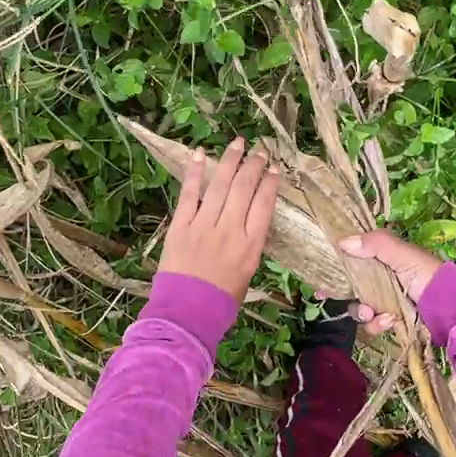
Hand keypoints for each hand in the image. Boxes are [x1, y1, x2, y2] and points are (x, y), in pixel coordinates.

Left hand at [157, 138, 279, 301]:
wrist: (187, 314)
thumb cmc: (221, 302)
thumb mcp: (247, 275)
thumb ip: (249, 246)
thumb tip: (248, 225)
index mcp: (251, 245)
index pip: (264, 204)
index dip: (270, 183)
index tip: (274, 168)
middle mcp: (230, 230)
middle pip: (244, 189)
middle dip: (253, 166)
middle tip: (258, 151)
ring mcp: (204, 225)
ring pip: (220, 185)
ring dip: (229, 161)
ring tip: (237, 142)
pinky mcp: (181, 226)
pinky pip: (189, 194)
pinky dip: (194, 172)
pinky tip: (200, 153)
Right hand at [335, 229, 445, 334]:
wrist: (452, 308)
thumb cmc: (428, 275)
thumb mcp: (403, 254)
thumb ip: (376, 244)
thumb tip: (343, 242)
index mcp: (383, 259)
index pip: (353, 259)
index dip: (336, 266)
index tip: (319, 272)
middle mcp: (381, 280)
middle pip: (350, 286)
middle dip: (340, 293)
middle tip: (325, 296)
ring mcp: (385, 301)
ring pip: (359, 307)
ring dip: (361, 311)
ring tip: (371, 313)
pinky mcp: (391, 321)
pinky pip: (373, 324)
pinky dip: (378, 324)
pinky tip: (390, 321)